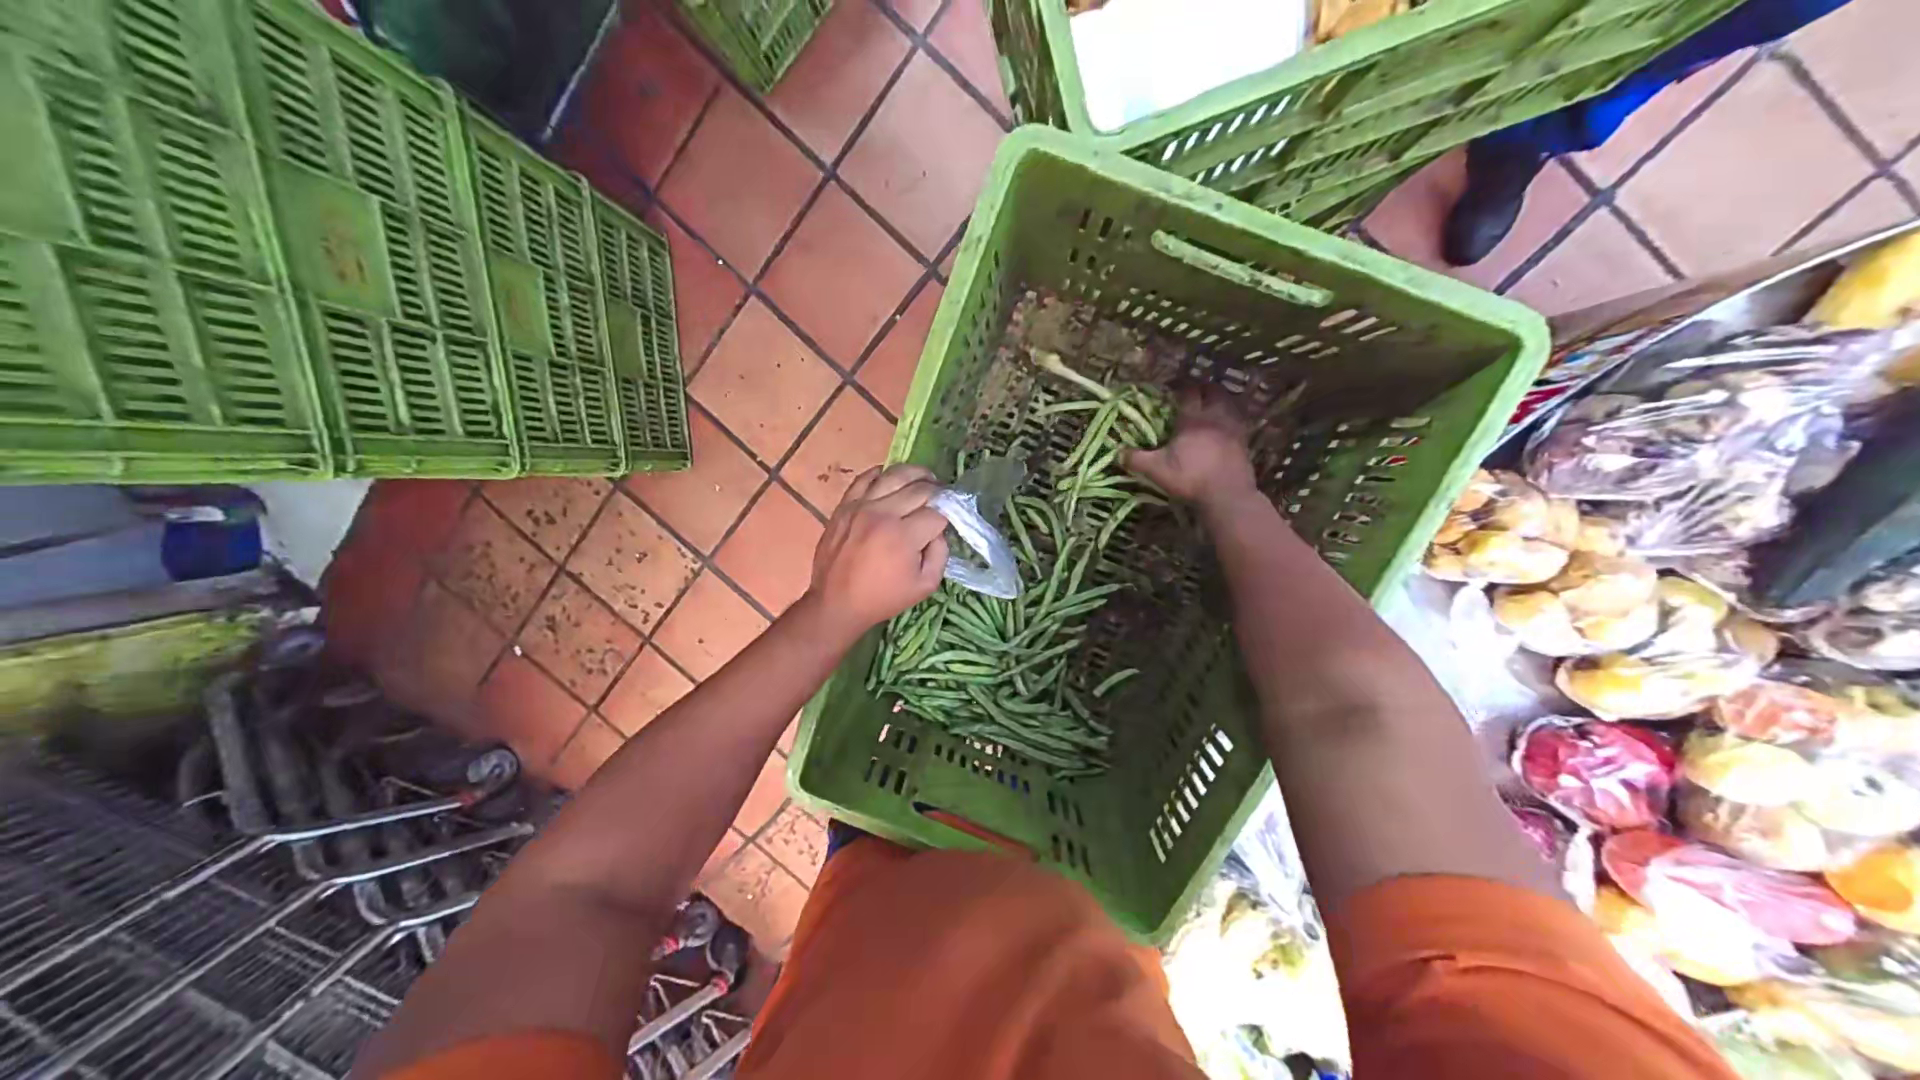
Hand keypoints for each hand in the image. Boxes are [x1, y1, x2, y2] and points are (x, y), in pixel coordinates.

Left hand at [804, 464, 949, 640]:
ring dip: (915, 474)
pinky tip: (892, 479)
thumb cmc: (883, 598)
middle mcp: (883, 513)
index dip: (948, 516)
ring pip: (894, 474)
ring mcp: (861, 506)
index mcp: (903, 536)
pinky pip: (865, 478)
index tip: (949, 521)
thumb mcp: (925, 586)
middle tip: (943, 498)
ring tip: (924, 479)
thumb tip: (939, 531)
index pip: (937, 513)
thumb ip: (940, 554)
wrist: (836, 602)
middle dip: (937, 491)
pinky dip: (882, 473)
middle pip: (920, 488)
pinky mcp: (845, 505)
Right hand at [1125, 386, 1258, 512]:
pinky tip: (1225, 424)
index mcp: (1192, 419)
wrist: (1227, 495)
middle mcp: (1215, 416)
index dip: (1179, 386)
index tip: (1171, 387)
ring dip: (1220, 399)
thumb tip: (1118, 453)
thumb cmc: (1190, 479)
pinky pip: (1239, 418)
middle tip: (1192, 392)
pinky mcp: (1244, 440)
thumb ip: (1136, 459)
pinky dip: (1231, 416)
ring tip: (1210, 403)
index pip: (1188, 391)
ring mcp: (1233, 427)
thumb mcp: (1156, 470)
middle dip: (1202, 387)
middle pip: (1213, 390)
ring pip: (1229, 402)